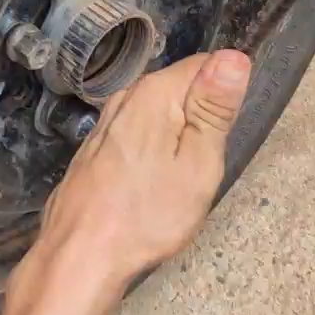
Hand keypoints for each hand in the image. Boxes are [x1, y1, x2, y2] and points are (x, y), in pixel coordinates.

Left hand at [18, 50, 250, 301]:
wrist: (80, 256)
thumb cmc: (147, 215)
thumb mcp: (198, 164)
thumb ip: (214, 108)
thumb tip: (234, 57)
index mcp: (154, 93)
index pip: (206, 65)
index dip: (223, 98)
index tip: (222, 136)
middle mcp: (124, 98)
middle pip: (179, 90)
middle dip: (198, 121)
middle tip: (200, 167)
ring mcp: (104, 125)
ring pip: (156, 115)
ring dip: (173, 139)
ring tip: (174, 181)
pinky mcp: (93, 150)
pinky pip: (134, 136)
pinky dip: (149, 153)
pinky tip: (147, 188)